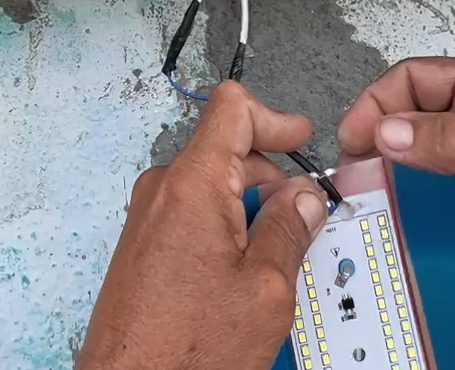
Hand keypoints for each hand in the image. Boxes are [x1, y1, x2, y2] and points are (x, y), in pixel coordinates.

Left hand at [79, 81, 330, 369]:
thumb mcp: (264, 290)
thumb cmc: (188, 350)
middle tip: (310, 209)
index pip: (231, 108)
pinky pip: (193, 209)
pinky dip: (227, 221)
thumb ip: (289, 231)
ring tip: (286, 245)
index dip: (274, 118)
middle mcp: (164, 187)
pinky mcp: (144, 240)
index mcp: (192, 182)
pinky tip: (250, 263)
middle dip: (272, 172)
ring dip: (252, 201)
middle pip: (227, 148)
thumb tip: (304, 197)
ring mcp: (149, 213)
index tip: (301, 138)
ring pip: (212, 182)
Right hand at [337, 54, 454, 307]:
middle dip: (383, 129)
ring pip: (430, 136)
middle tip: (355, 169)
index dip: (378, 103)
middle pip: (419, 105)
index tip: (351, 141)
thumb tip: (385, 133)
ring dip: (400, 155)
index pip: (418, 77)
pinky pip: (449, 167)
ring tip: (373, 185)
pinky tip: (411, 199)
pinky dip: (424, 178)